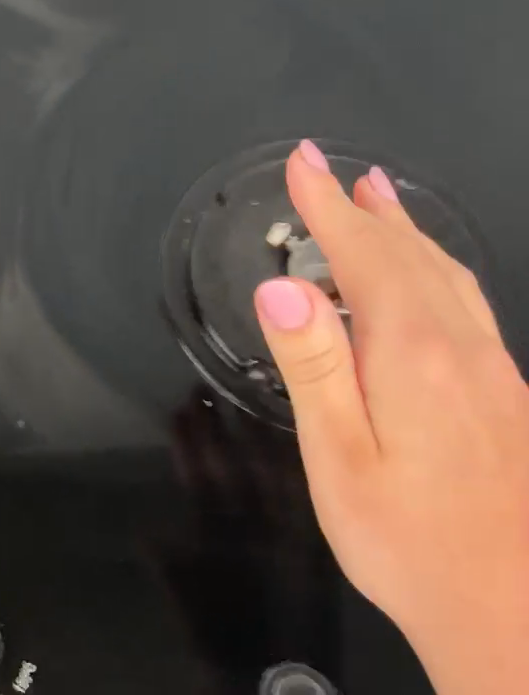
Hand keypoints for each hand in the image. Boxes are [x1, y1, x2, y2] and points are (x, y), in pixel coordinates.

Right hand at [252, 141, 528, 694]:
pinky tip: (421, 277)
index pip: (369, 261)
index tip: (303, 163)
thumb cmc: (407, 542)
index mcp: (417, 362)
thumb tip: (282, 288)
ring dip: (408, 233)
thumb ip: (315, 367)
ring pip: (451, 282)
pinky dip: (433, 270)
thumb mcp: (339, 456)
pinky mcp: (509, 402)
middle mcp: (468, 357)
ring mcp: (499, 380)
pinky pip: (468, 309)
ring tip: (380, 198)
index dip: (331, 208)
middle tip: (333, 169)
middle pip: (415, 262)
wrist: (522, 623)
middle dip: (368, 210)